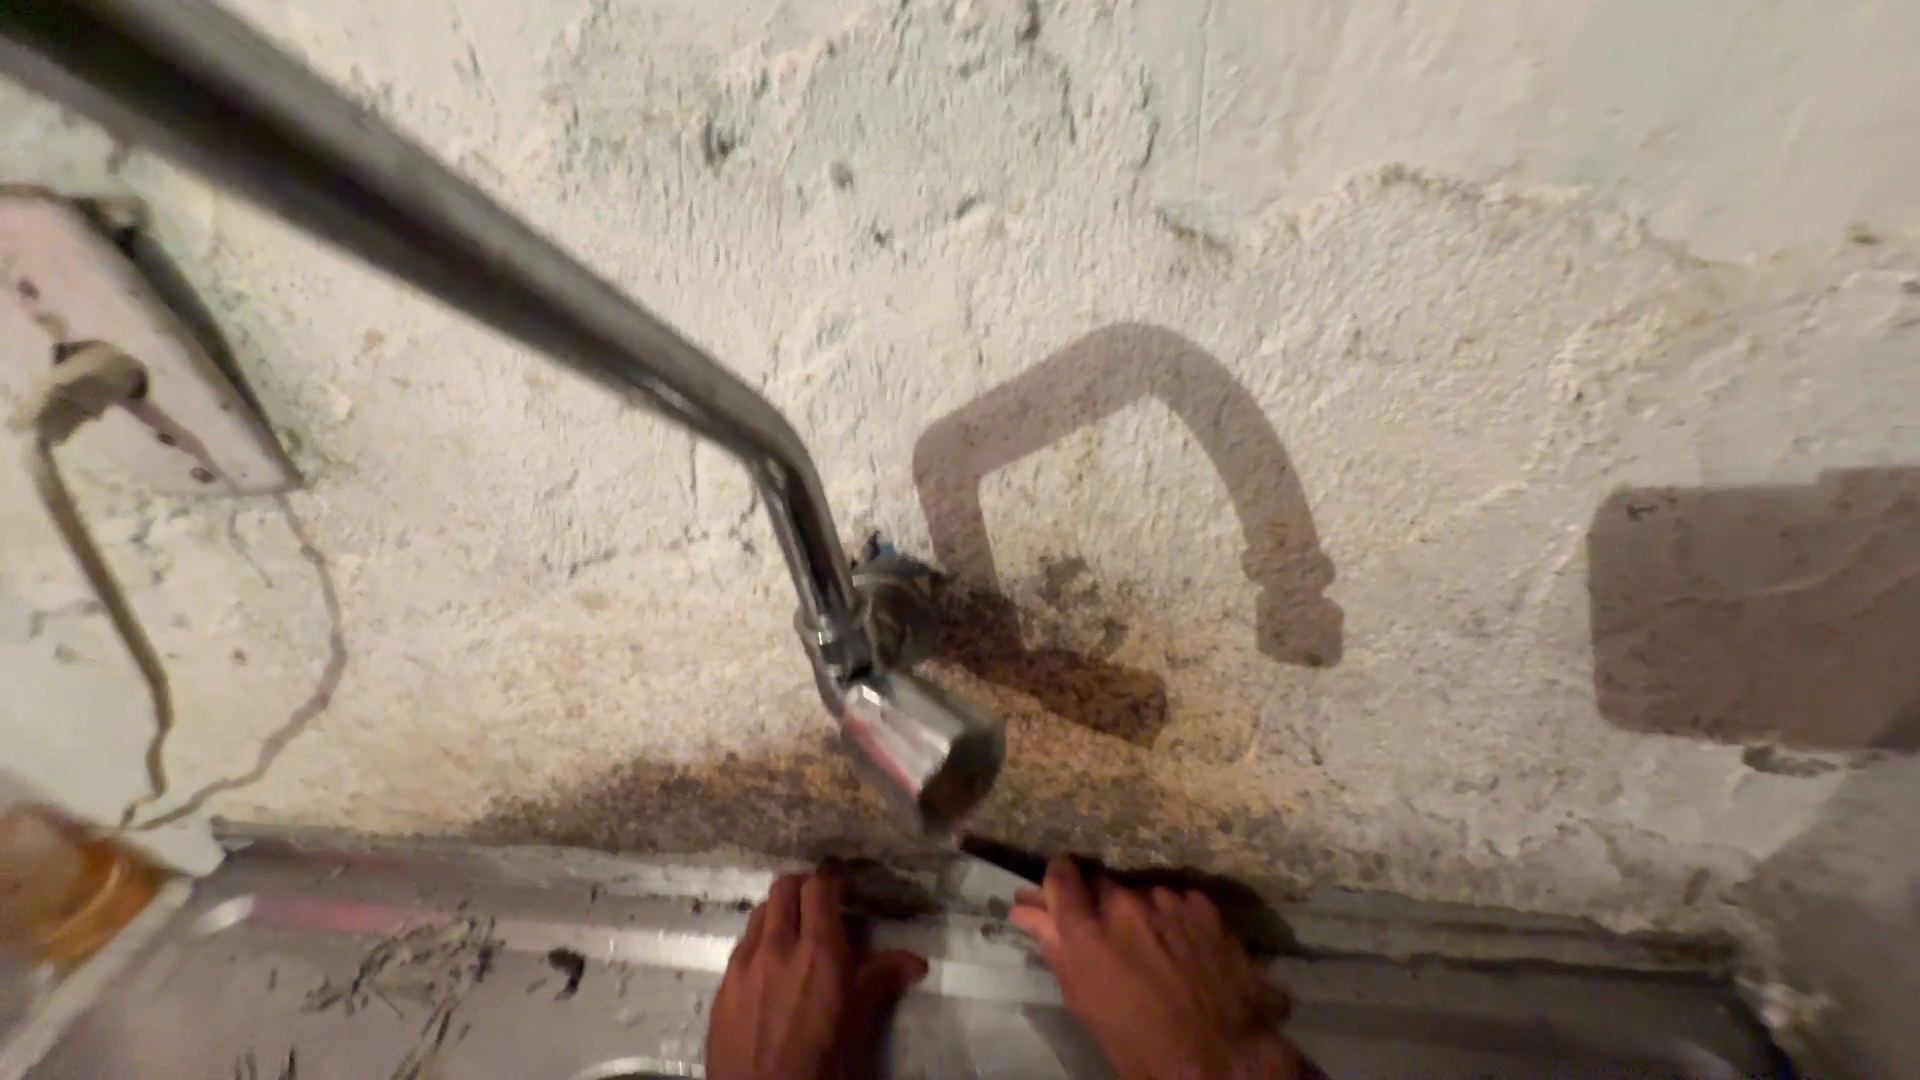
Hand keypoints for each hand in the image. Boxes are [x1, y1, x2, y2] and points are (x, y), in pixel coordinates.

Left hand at [707, 869, 926, 1079]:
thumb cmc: (823, 1067)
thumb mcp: (860, 1023)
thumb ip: (881, 979)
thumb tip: (914, 962)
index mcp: (817, 951)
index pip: (819, 887)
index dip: (833, 882)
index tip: (846, 893)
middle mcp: (777, 948)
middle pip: (784, 888)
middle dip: (804, 888)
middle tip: (819, 907)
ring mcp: (743, 967)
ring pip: (759, 914)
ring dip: (778, 913)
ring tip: (794, 936)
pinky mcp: (721, 990)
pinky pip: (741, 947)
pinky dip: (759, 943)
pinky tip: (770, 971)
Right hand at [1011, 856, 1302, 1079]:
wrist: (1223, 1060)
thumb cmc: (1141, 1045)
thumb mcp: (1085, 1004)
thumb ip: (1056, 948)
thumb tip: (1026, 910)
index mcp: (1087, 930)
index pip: (1059, 874)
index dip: (1058, 883)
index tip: (1062, 896)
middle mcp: (1123, 902)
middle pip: (1101, 885)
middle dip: (1101, 907)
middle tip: (1114, 942)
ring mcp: (1166, 899)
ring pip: (1141, 894)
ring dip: (1140, 915)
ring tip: (1157, 952)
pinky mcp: (1201, 903)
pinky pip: (1176, 901)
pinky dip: (1174, 920)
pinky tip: (1184, 951)